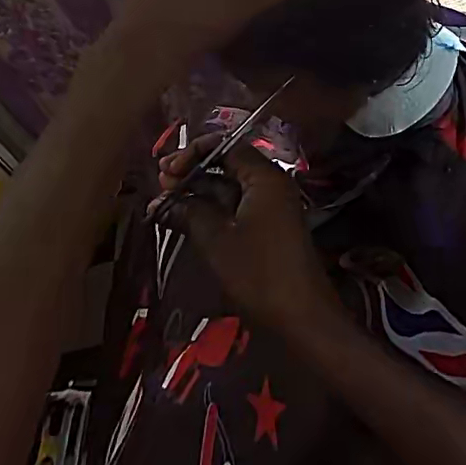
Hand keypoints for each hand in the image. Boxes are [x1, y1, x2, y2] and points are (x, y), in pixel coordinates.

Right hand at [156, 135, 342, 331]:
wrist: (304, 319)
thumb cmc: (260, 273)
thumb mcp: (217, 240)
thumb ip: (189, 212)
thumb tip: (161, 201)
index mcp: (264, 177)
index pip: (225, 145)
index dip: (193, 153)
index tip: (168, 171)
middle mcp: (270, 184)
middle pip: (227, 164)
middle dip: (192, 171)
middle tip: (161, 182)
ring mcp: (271, 206)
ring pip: (229, 187)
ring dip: (198, 192)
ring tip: (165, 201)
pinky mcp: (269, 227)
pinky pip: (236, 206)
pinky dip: (212, 209)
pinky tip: (185, 219)